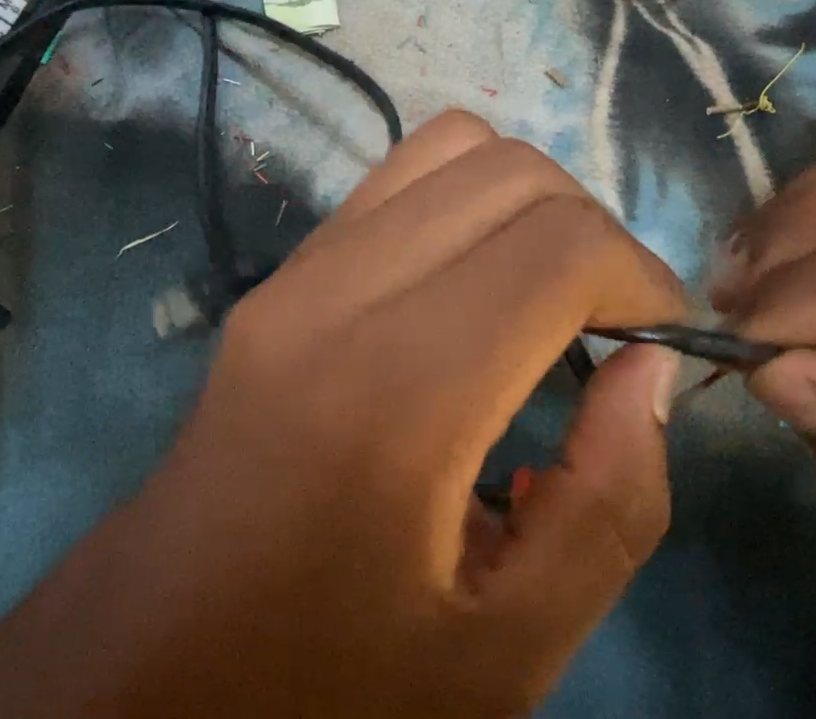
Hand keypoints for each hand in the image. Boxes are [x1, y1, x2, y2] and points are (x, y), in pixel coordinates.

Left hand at [0, 112, 685, 716]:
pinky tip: (477, 293)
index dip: (645, 277)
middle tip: (616, 326)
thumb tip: (648, 368)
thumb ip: (610, 505)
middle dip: (595, 231)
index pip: (561, 245)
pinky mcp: (274, 282)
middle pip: (510, 173)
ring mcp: (293, 276)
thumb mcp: (505, 650)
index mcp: (400, 392)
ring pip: (447, 150)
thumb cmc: (327, 681)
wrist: (148, 667)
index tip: (668, 344)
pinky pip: (394, 186)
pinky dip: (466, 205)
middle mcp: (336, 297)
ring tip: (552, 298)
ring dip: (529, 205)